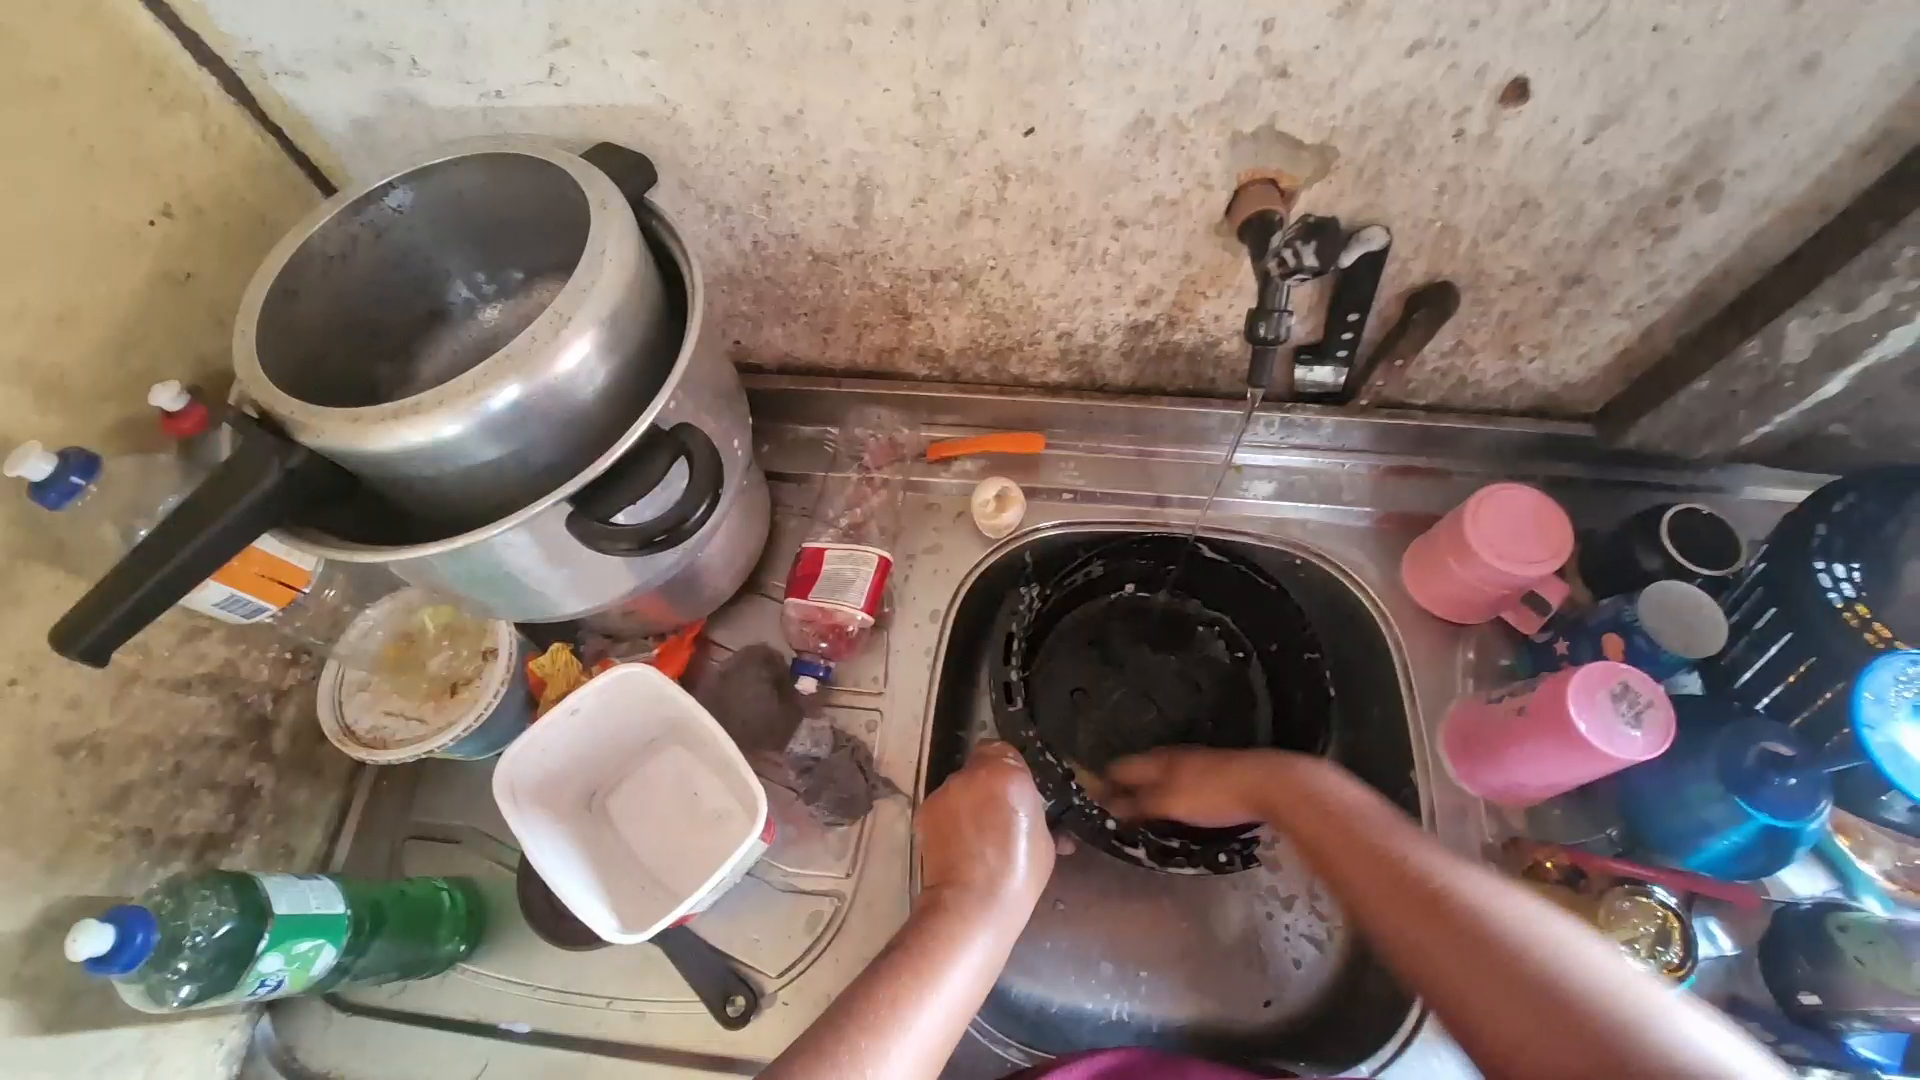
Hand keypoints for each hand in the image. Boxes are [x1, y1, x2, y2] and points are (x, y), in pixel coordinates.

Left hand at [916, 741, 1055, 918]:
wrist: (972, 904)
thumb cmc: (1019, 873)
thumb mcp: (1044, 838)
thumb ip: (1034, 812)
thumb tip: (1032, 812)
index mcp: (1007, 773)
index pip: (1004, 750)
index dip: (1009, 769)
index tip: (1014, 791)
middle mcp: (972, 774)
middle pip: (979, 768)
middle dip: (988, 786)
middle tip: (998, 815)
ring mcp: (944, 791)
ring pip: (959, 788)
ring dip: (968, 803)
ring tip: (977, 838)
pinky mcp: (924, 811)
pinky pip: (942, 808)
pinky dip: (950, 821)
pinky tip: (958, 847)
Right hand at [1105, 747, 1303, 827]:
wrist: (1266, 784)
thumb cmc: (1213, 794)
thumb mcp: (1169, 803)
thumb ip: (1139, 804)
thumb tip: (1109, 805)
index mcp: (1156, 759)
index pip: (1119, 768)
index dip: (1104, 783)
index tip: (1094, 800)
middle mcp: (1171, 756)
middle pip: (1138, 769)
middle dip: (1125, 786)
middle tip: (1115, 809)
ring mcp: (1194, 762)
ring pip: (1160, 773)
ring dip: (1147, 789)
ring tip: (1141, 810)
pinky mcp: (1214, 773)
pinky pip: (1180, 780)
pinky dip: (1169, 792)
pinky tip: (1175, 806)